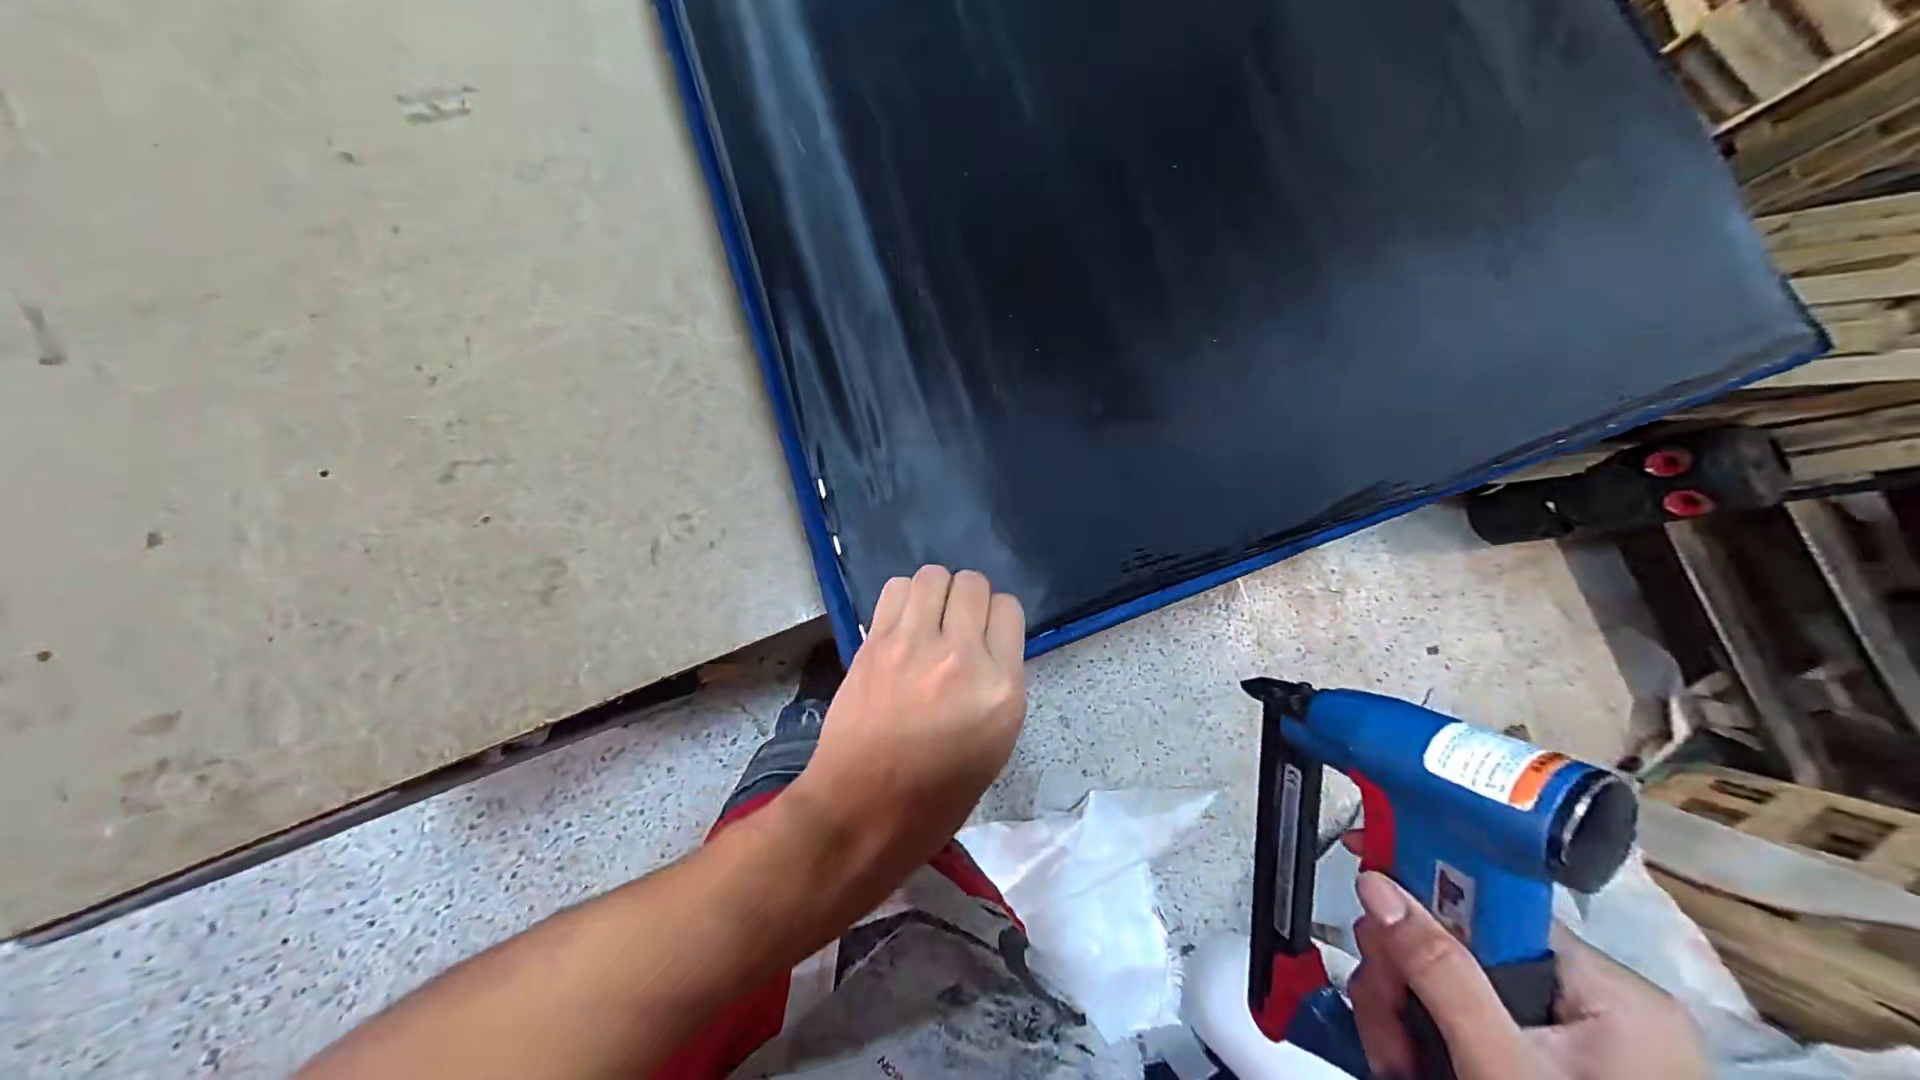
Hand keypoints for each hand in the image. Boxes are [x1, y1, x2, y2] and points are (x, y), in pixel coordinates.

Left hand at [785, 565, 1026, 877]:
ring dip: (937, 591)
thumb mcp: (996, 743)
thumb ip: (998, 682)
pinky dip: (904, 597)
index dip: (999, 618)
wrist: (862, 808)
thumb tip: (986, 644)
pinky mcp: (874, 643)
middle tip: (957, 625)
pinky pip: (896, 588)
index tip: (987, 636)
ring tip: (929, 618)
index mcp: (1000, 688)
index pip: (1009, 610)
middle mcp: (961, 656)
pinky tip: (903, 623)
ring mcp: (912, 645)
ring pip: (934, 575)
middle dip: (971, 599)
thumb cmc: (937, 794)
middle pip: (974, 584)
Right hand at [1348, 872, 1707, 1079]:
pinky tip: (1402, 1062)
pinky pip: (1455, 1016)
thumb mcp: (1497, 1069)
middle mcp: (1590, 1004)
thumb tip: (1374, 881)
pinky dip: (1418, 1033)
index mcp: (1610, 995)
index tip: (1357, 858)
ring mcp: (1563, 1037)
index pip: (1494, 903)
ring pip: (1444, 980)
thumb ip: (1438, 970)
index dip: (1422, 880)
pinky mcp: (1534, 1061)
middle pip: (1458, 944)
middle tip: (1383, 1025)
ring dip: (1398, 1012)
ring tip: (1391, 1060)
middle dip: (1400, 978)